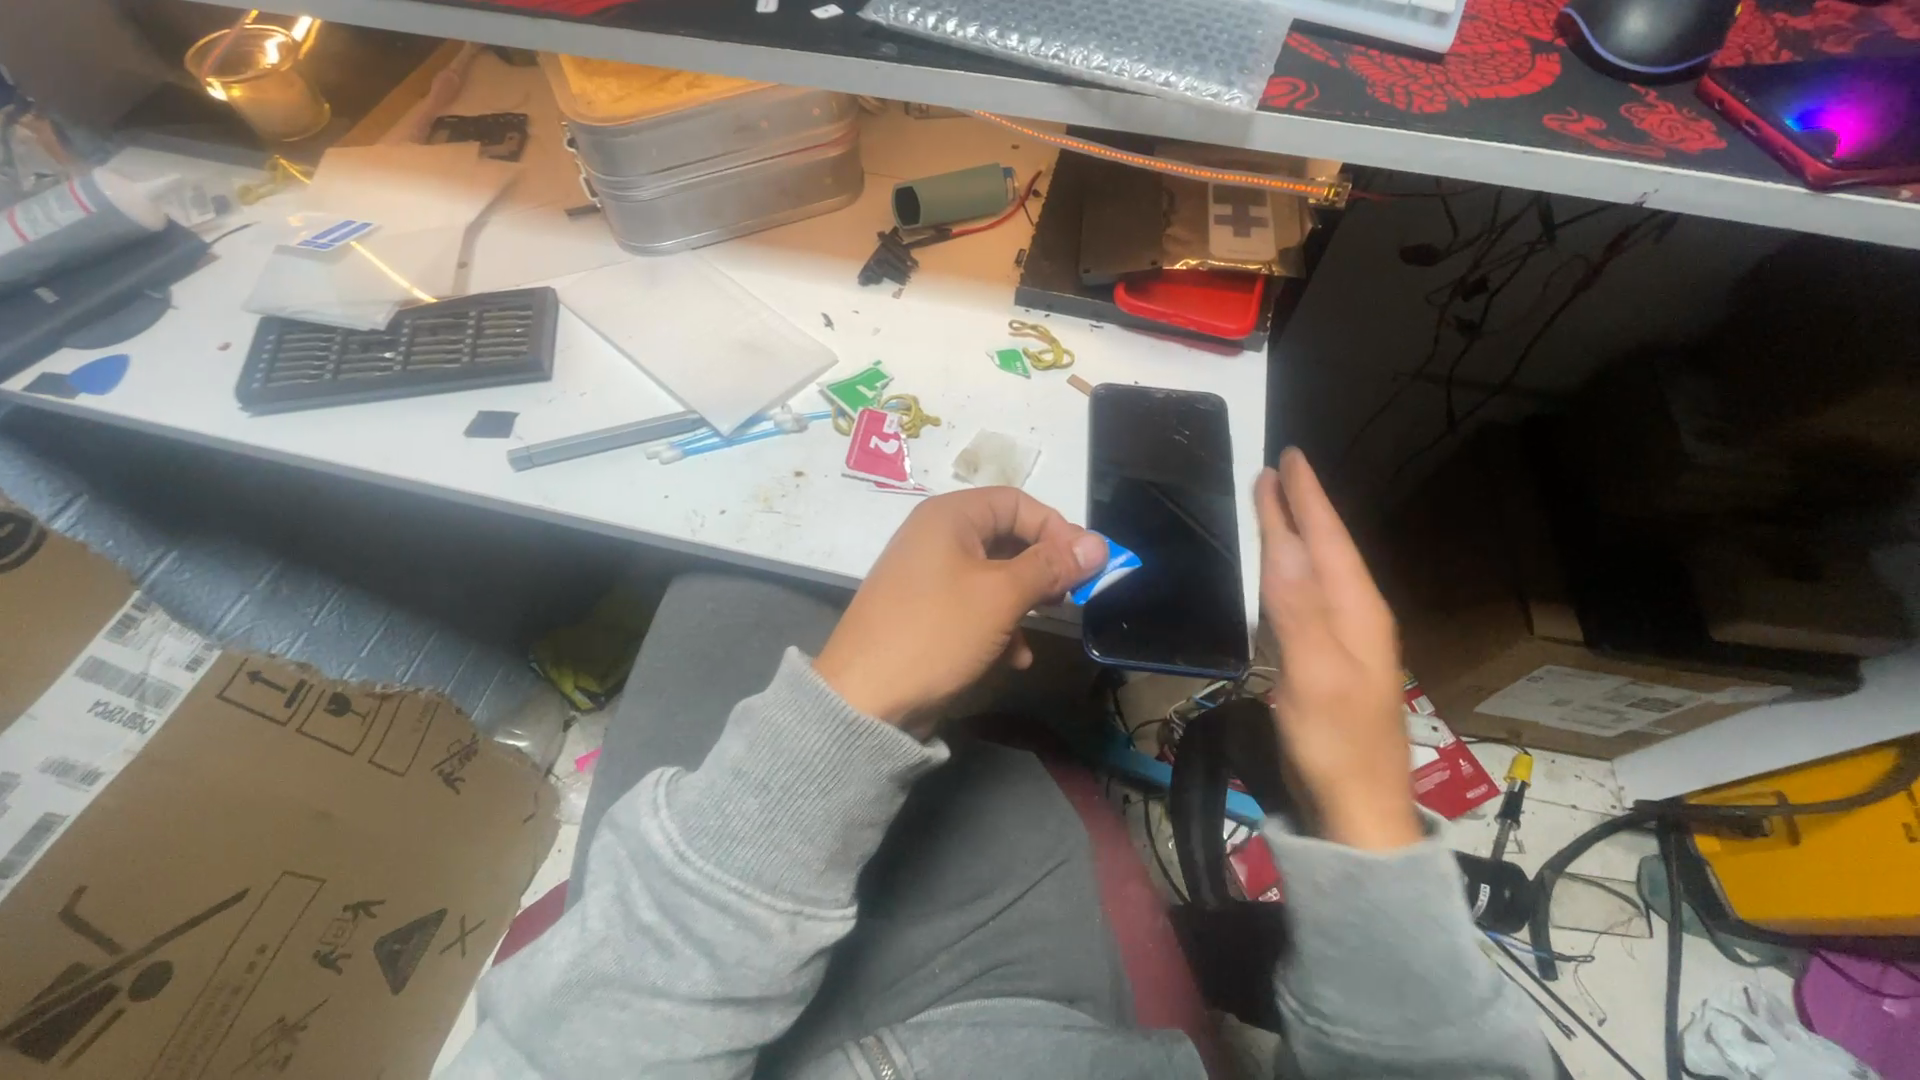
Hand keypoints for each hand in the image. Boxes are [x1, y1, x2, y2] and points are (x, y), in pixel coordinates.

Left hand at [814, 488, 1107, 736]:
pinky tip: (1013, 657)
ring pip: (994, 576)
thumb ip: (1051, 566)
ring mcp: (928, 576)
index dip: (1057, 529)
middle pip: (1007, 538)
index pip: (1018, 503)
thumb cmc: (936, 632)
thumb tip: (1098, 544)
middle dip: (1043, 568)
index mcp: (950, 517)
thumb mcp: (1001, 596)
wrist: (864, 699)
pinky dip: (999, 625)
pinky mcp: (925, 612)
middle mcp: (937, 537)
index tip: (1087, 564)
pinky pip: (974, 606)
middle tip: (1070, 596)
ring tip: (1044, 624)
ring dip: (1025, 601)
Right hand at [1255, 449, 1420, 851]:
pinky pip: (1309, 598)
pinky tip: (1280, 575)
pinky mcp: (1328, 662)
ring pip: (1320, 572)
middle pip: (1328, 550)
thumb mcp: (1314, 673)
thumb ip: (1298, 606)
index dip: (1305, 499)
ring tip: (1276, 508)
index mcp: (1358, 612)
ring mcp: (1346, 642)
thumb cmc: (1335, 744)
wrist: (1357, 813)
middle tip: (1277, 472)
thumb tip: (1285, 539)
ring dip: (1299, 537)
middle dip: (1303, 509)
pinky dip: (1291, 574)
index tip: (1286, 458)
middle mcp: (1358, 618)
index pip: (1327, 540)